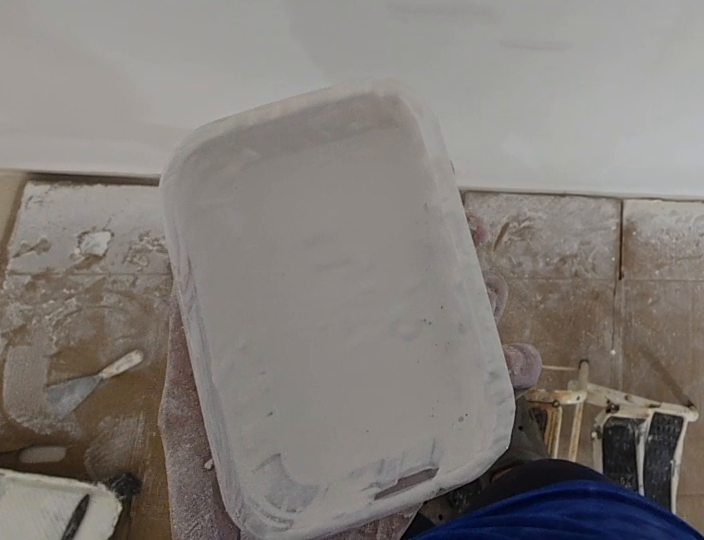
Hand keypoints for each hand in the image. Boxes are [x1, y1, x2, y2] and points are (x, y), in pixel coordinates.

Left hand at [158, 211, 541, 538]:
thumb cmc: (223, 515)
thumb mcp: (197, 430)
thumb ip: (195, 362)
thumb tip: (187, 276)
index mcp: (336, 348)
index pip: (378, 273)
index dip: (410, 228)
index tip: (431, 196)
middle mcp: (382, 363)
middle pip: (437, 288)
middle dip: (464, 251)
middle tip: (471, 233)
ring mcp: (415, 398)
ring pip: (473, 327)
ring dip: (491, 301)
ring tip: (487, 297)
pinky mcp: (442, 439)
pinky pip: (493, 396)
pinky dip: (516, 369)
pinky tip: (513, 364)